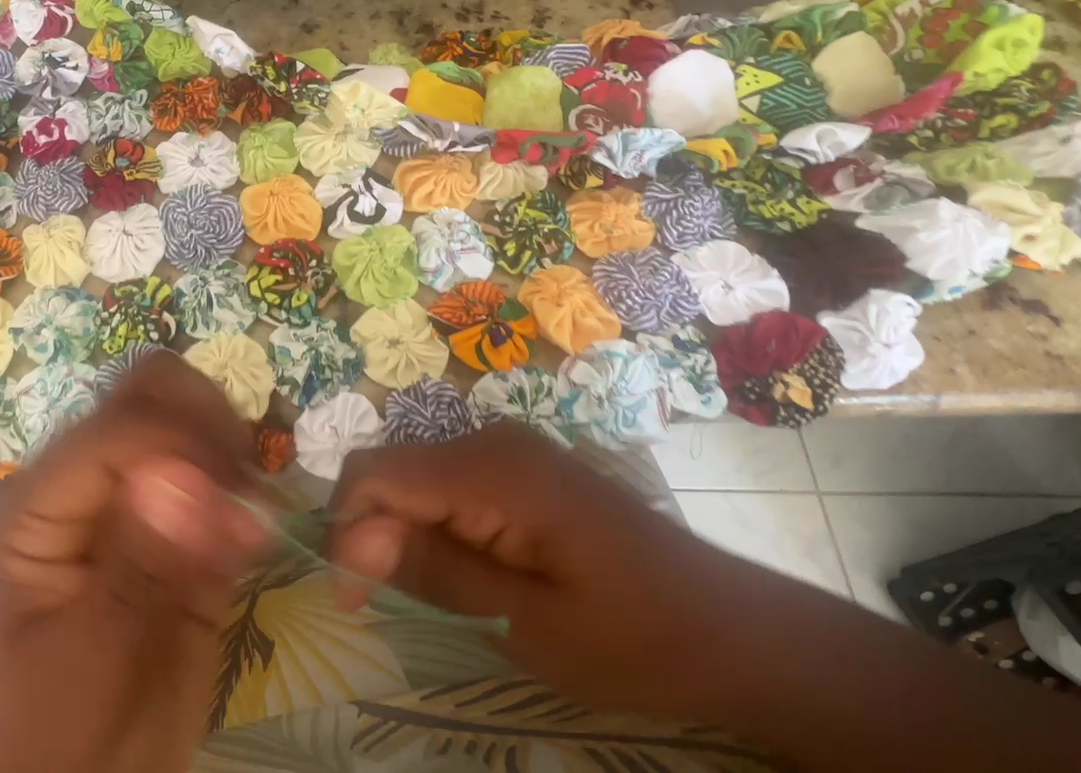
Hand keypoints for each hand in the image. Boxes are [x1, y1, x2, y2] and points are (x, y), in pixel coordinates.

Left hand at [0, 352, 265, 772]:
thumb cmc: (49, 745)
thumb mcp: (86, 660)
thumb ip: (137, 564)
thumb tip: (188, 472)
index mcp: (42, 501)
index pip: (119, 427)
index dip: (186, 442)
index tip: (244, 496)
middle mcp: (86, 488)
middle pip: (149, 400)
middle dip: (209, 427)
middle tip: (248, 494)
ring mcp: (133, 512)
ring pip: (189, 431)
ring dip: (232, 456)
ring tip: (251, 522)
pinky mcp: (176, 546)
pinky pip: (216, 492)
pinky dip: (242, 499)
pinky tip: (252, 538)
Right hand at [328, 423, 1080, 772]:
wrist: (733, 631)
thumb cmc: (634, 639)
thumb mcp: (525, 624)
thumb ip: (434, 571)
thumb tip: (349, 539)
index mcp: (492, 471)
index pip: (373, 474)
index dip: (347, 532)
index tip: (359, 602)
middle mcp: (492, 441)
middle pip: (389, 471)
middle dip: (372, 535)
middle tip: (399, 609)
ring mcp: (510, 450)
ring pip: (413, 478)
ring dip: (402, 535)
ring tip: (438, 598)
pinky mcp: (522, 469)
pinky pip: (447, 485)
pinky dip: (435, 527)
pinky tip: (466, 574)